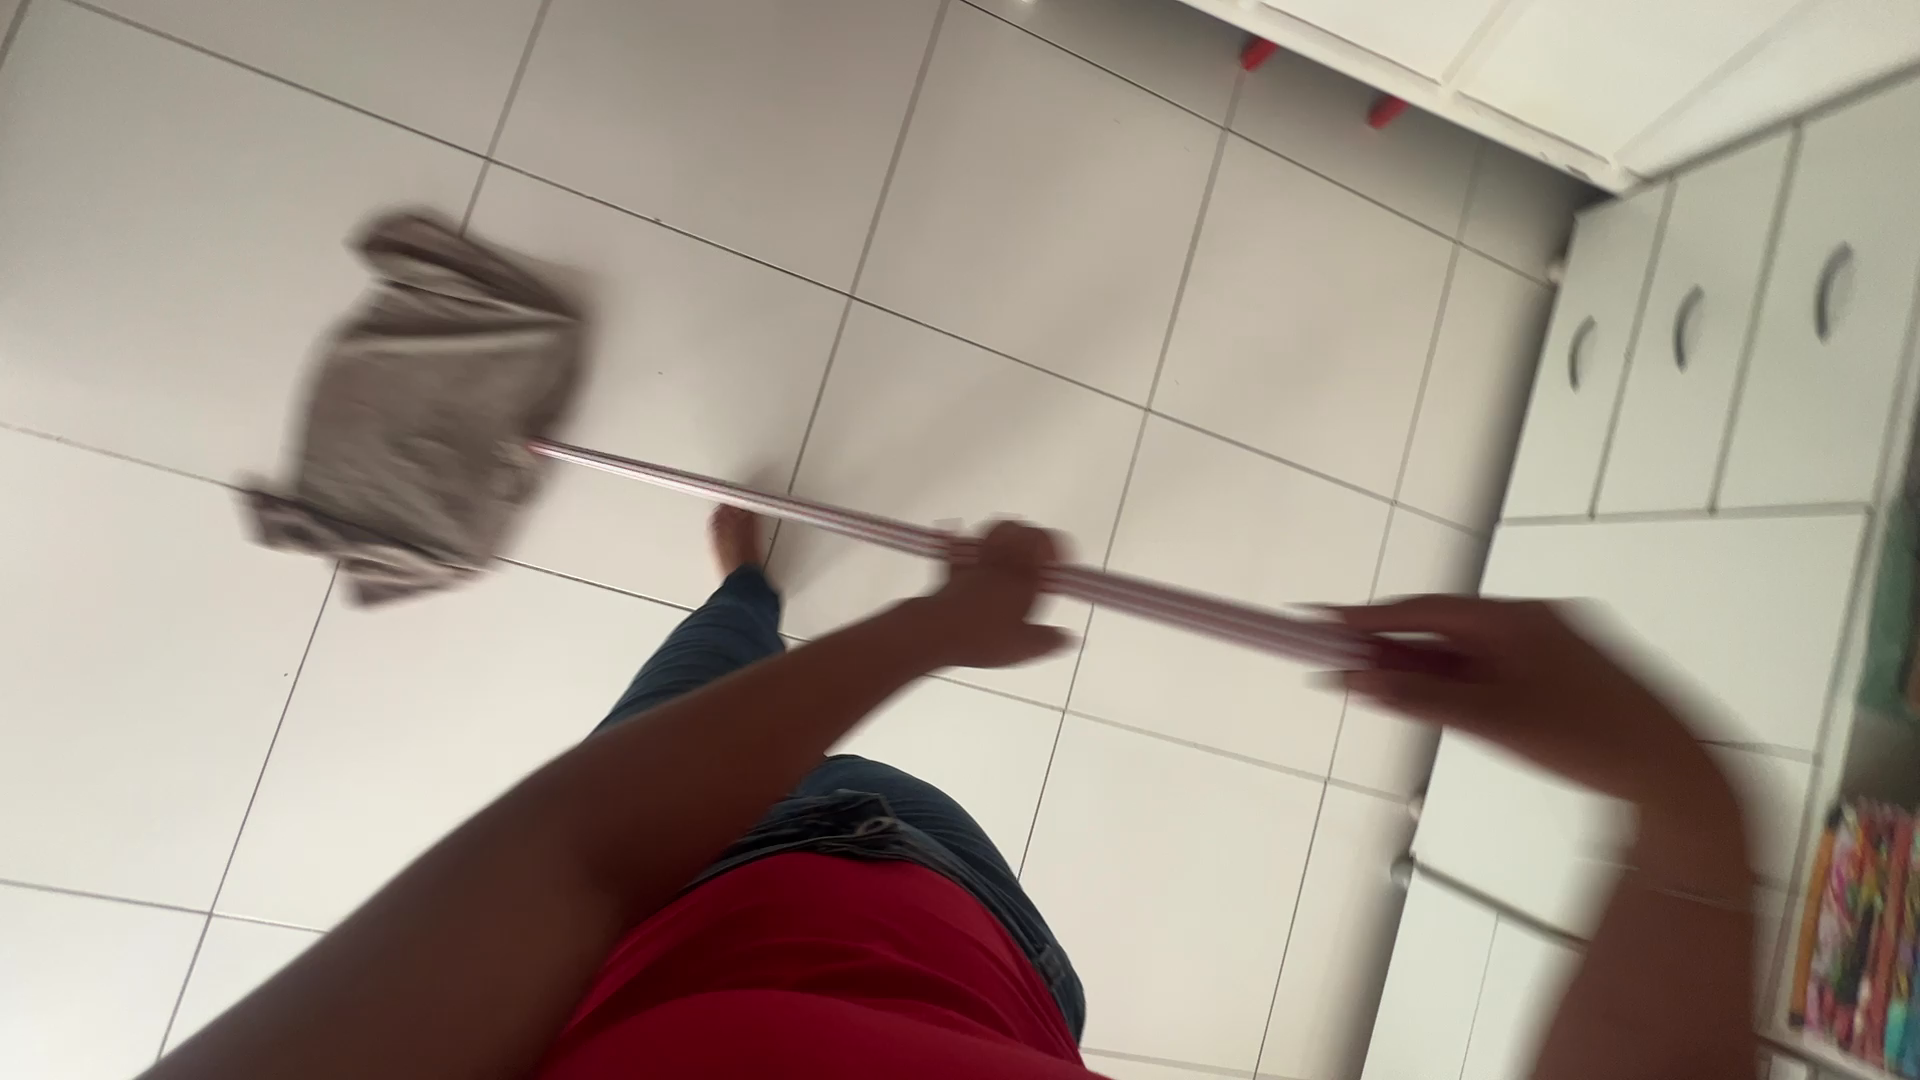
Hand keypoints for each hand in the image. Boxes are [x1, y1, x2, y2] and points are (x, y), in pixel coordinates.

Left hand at [907, 520, 1072, 669]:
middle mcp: (1001, 562)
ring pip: (991, 530)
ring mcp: (975, 561)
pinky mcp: (952, 567)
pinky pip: (957, 546)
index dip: (1054, 548)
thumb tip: (1067, 639)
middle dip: (1030, 537)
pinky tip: (965, 545)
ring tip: (1006, 553)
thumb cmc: (983, 638)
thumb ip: (1047, 640)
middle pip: (1019, 528)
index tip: (1054, 566)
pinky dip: (962, 542)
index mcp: (1023, 576)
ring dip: (1003, 535)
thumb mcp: (1023, 647)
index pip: (1045, 542)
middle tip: (1034, 559)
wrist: (937, 632)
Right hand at [1337, 596, 1726, 811]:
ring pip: (1460, 648)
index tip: (1319, 620)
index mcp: (1515, 618)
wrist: (1684, 780)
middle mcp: (1528, 619)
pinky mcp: (1554, 668)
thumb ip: (1417, 697)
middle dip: (1387, 647)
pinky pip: (1483, 664)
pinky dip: (1449, 678)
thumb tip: (1355, 682)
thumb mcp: (1492, 721)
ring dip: (1416, 667)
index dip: (1364, 618)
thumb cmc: (1590, 742)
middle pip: (1438, 628)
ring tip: (1372, 684)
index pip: (1421, 611)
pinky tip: (1426, 695)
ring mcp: (1544, 643)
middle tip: (1338, 662)